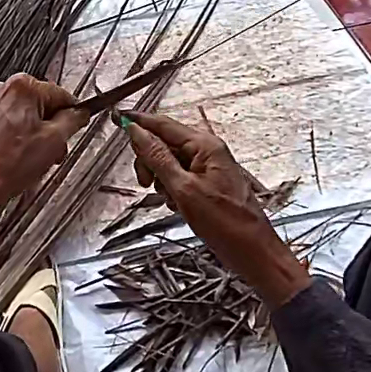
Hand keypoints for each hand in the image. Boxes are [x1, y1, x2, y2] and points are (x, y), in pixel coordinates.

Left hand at [0, 74, 85, 287]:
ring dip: (34, 138)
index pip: (60, 94)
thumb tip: (79, 113)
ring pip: (22, 119)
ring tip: (35, 160)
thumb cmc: (8, 164)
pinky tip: (18, 162)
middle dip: (51, 129)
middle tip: (56, 149)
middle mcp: (0, 92)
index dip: (72, 114)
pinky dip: (15, 143)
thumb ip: (73, 120)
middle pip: (40, 106)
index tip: (78, 124)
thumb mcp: (55, 140)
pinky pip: (5, 130)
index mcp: (21, 87)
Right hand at [123, 111, 310, 306]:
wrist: (253, 253)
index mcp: (205, 146)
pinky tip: (177, 204)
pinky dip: (171, 188)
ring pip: (169, 161)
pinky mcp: (207, 183)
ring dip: (160, 178)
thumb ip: (157, 158)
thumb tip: (136, 132)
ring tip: (169, 199)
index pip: (163, 124)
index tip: (117, 118)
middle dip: (149, 161)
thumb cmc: (226, 224)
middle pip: (164, 143)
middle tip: (146, 183)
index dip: (138, 121)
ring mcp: (208, 167)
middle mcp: (208, 151)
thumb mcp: (183, 190)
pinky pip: (179, 176)